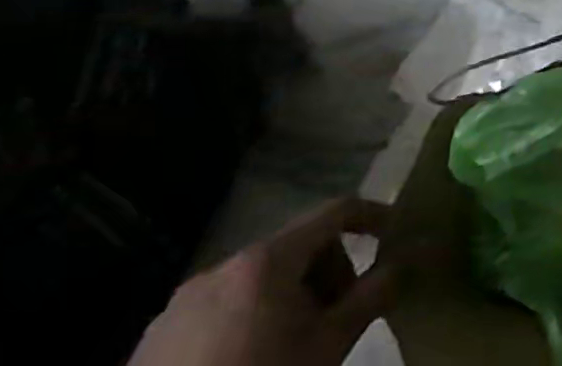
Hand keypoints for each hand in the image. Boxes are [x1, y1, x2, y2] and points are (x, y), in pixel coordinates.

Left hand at [130, 198, 399, 365]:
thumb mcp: (330, 343)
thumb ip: (374, 294)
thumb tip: (407, 260)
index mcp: (267, 259)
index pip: (335, 211)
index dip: (373, 215)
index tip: (397, 233)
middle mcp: (222, 266)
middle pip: (297, 247)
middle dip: (327, 272)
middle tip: (338, 314)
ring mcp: (181, 303)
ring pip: (258, 279)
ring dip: (289, 297)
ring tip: (294, 344)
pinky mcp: (154, 339)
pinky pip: (221, 309)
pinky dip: (249, 319)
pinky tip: (250, 360)